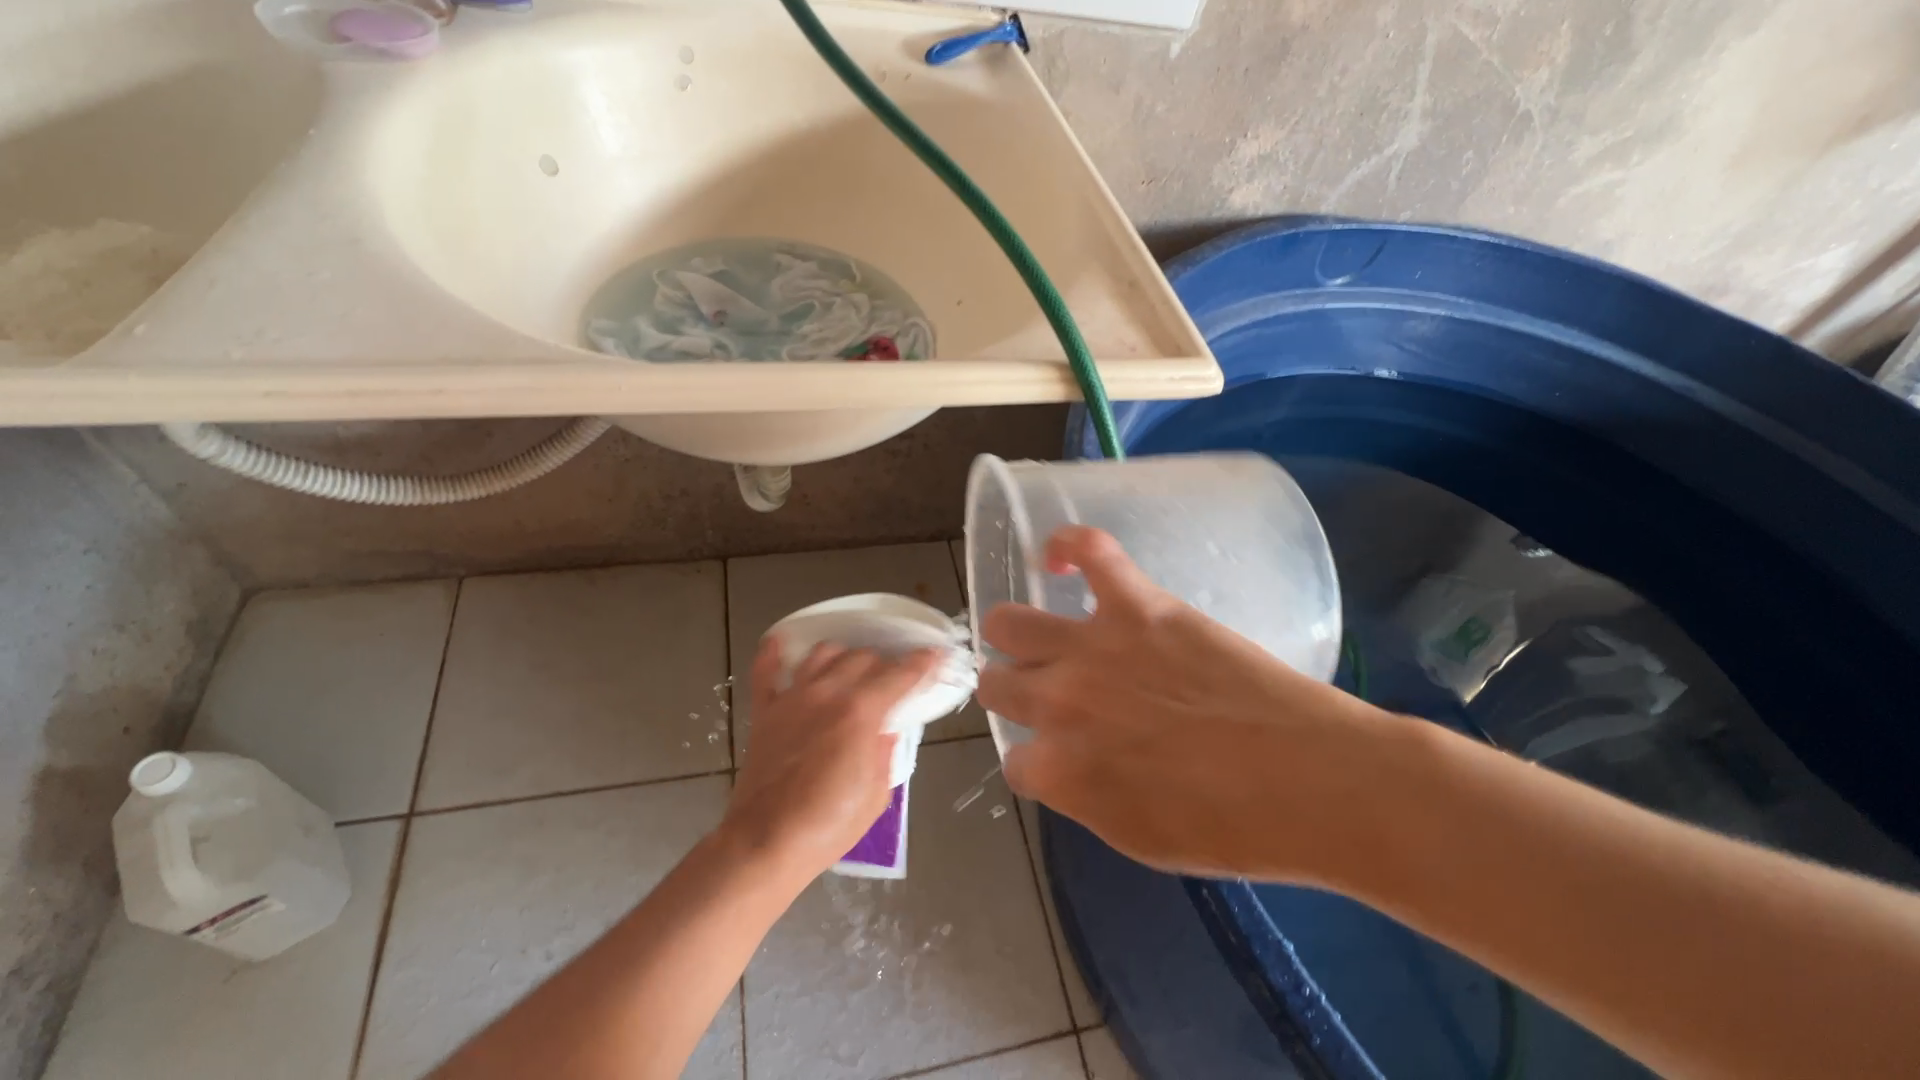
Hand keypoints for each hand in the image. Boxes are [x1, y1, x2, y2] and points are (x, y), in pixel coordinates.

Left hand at [721, 638, 941, 881]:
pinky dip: (773, 653)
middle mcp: (828, 693)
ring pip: (822, 654)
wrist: (767, 841)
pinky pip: (766, 671)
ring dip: (843, 656)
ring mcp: (792, 698)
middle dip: (884, 664)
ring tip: (851, 670)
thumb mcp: (877, 794)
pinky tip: (782, 642)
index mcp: (861, 712)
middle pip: (862, 657)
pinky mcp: (765, 712)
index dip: (921, 663)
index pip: (900, 674)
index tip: (934, 655)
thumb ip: (883, 753)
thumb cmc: (830, 825)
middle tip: (892, 681)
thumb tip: (884, 732)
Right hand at [978, 527, 1395, 882]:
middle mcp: (1057, 705)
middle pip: (996, 684)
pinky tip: (1059, 558)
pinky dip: (1065, 546)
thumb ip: (1086, 799)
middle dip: (1015, 692)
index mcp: (1058, 771)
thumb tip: (1069, 768)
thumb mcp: (1140, 840)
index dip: (1040, 760)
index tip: (1067, 759)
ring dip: (1018, 633)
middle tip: (1052, 695)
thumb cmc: (1235, 829)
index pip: (1015, 760)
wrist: (1313, 784)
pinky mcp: (1137, 605)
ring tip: (1047, 636)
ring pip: (1011, 621)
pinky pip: (1086, 551)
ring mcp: (1093, 648)